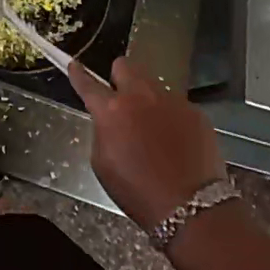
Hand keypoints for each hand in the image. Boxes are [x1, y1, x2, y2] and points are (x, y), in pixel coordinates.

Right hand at [68, 57, 226, 227]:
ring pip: (153, 85)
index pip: (88, 84)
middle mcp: (141, 96)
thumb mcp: (102, 163)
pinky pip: (176, 105)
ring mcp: (172, 101)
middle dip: (118, 76)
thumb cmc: (137, 190)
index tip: (74, 65)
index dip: (78, 74)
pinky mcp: (196, 112)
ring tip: (152, 127)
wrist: (190, 204)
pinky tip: (174, 140)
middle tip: (120, 97)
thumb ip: (102, 132)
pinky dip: (170, 116)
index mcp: (112, 110)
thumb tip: (109, 121)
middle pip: (125, 65)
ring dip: (146, 98)